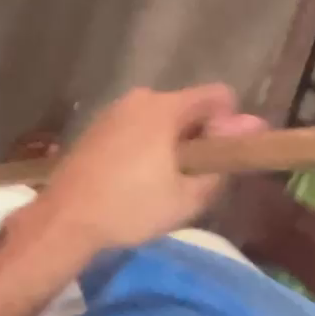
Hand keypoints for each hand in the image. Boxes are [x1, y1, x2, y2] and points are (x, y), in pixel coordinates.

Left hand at [36, 85, 265, 253]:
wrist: (64, 220)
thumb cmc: (131, 207)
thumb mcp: (187, 198)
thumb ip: (222, 164)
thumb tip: (250, 134)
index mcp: (166, 107)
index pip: (218, 96)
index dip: (231, 123)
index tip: (223, 156)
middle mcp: (141, 98)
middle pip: (189, 106)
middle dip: (201, 134)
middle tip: (197, 175)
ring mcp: (115, 110)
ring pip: (162, 117)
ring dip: (174, 141)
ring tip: (167, 181)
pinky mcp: (98, 126)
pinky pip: (138, 126)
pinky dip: (148, 144)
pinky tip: (139, 178)